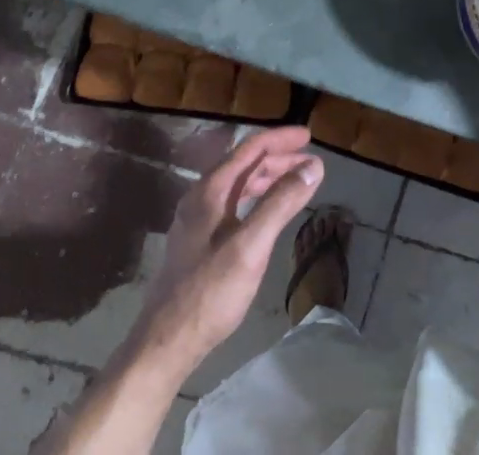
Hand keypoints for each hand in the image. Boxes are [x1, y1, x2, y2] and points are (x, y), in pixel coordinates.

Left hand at [137, 127, 324, 368]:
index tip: (309, 136)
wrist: (166, 341)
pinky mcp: (198, 243)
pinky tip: (267, 213)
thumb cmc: (210, 291)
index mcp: (210, 192)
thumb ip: (281, 203)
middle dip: (277, 158)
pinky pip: (232, 205)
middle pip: (242, 165)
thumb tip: (312, 167)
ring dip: (267, 178)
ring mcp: (196, 222)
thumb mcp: (251, 245)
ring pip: (237, 186)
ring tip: (296, 182)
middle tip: (310, 162)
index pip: (249, 149)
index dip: (279, 139)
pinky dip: (256, 198)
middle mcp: (200, 199)